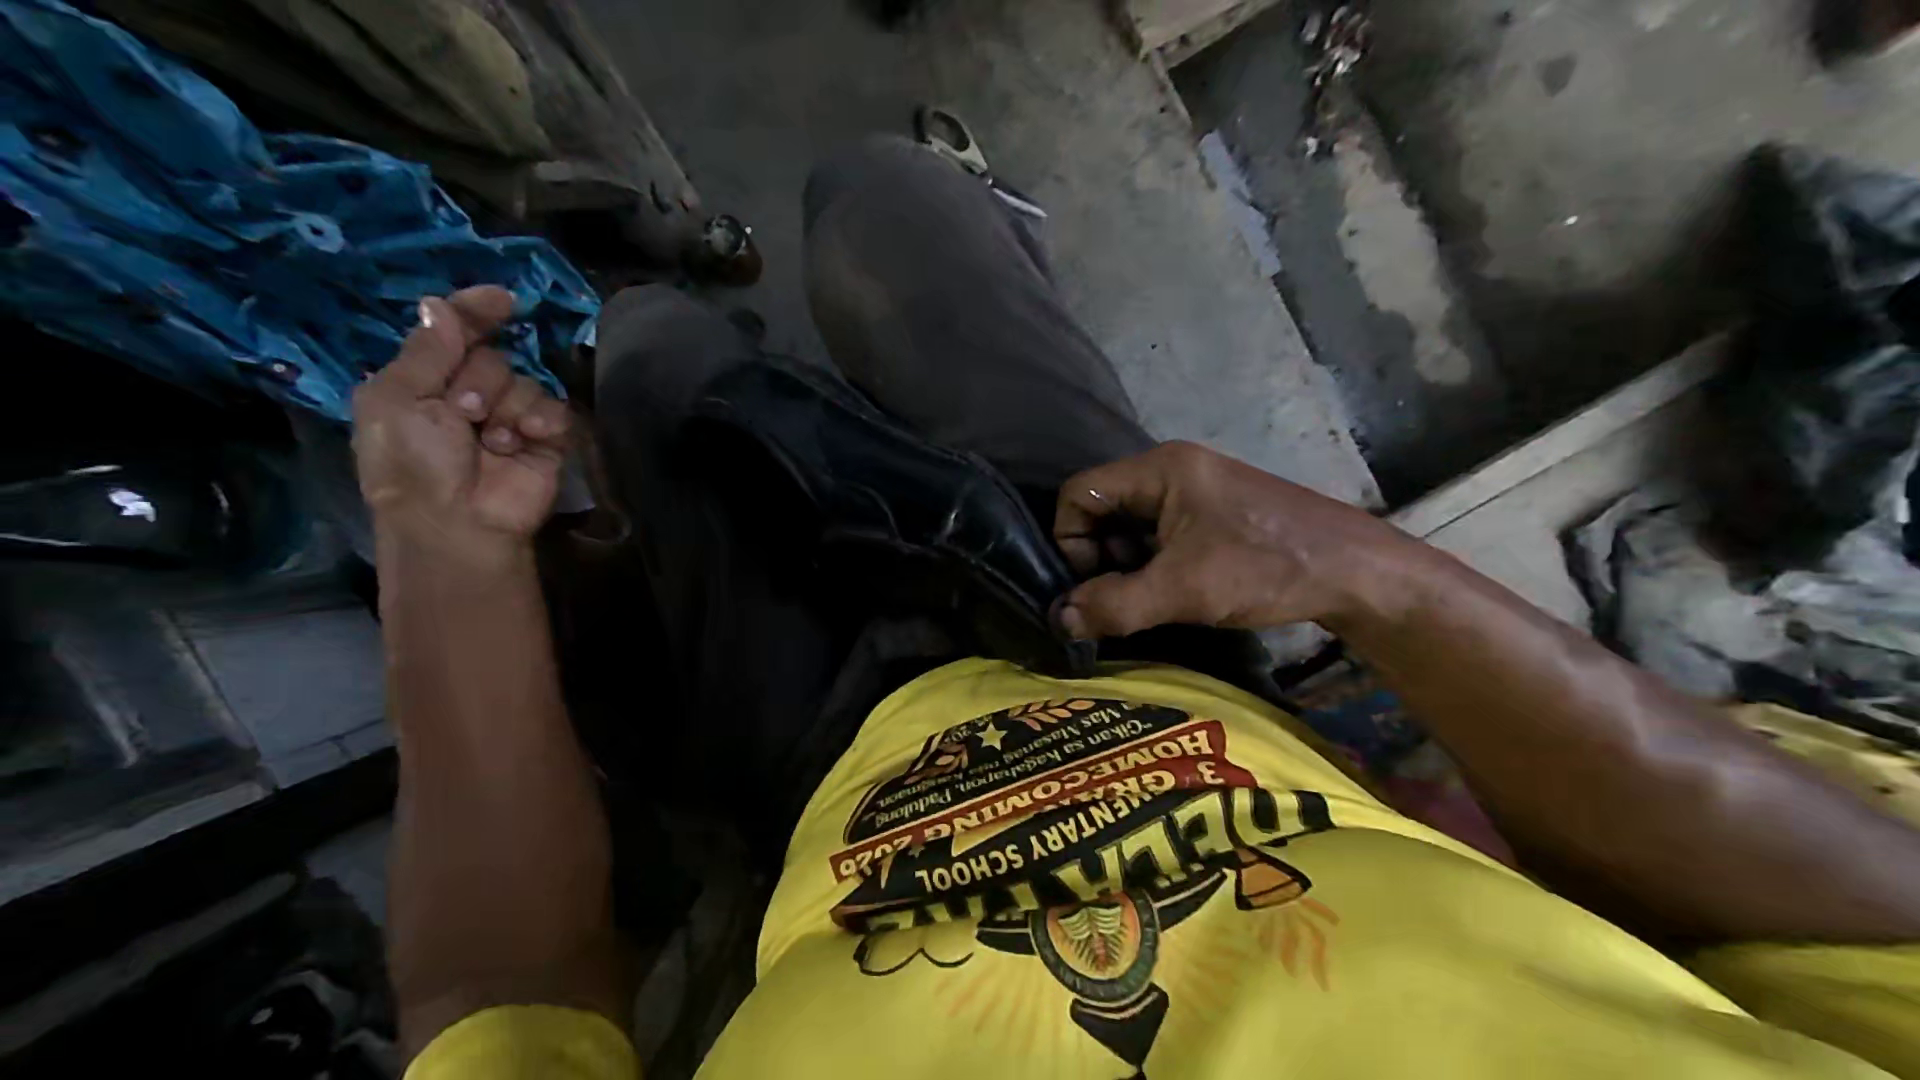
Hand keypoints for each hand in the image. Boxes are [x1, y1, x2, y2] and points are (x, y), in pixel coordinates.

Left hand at [352, 286, 572, 565]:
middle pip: (491, 355)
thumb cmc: (413, 461)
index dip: (474, 312)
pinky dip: (541, 421)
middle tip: (464, 413)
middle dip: (479, 380)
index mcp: (424, 381)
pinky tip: (525, 441)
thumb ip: (426, 350)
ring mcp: (512, 417)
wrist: (459, 520)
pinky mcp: (548, 439)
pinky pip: (555, 408)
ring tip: (494, 441)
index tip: (502, 298)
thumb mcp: (398, 398)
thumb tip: (439, 304)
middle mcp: (469, 394)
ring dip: (507, 408)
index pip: (454, 333)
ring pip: (524, 382)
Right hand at [1052, 442, 1426, 638]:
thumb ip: (1114, 605)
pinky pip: (1158, 534)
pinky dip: (1152, 565)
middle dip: (1100, 557)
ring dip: (1127, 566)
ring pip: (1129, 526)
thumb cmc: (1266, 568)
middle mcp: (1170, 470)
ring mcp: (1194, 490)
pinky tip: (1174, 592)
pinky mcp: (1212, 513)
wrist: (1358, 573)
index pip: (1078, 493)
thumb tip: (1058, 620)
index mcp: (1159, 469)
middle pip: (1101, 509)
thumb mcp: (1183, 590)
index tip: (1094, 583)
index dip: (1071, 540)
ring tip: (1152, 599)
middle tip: (1124, 596)